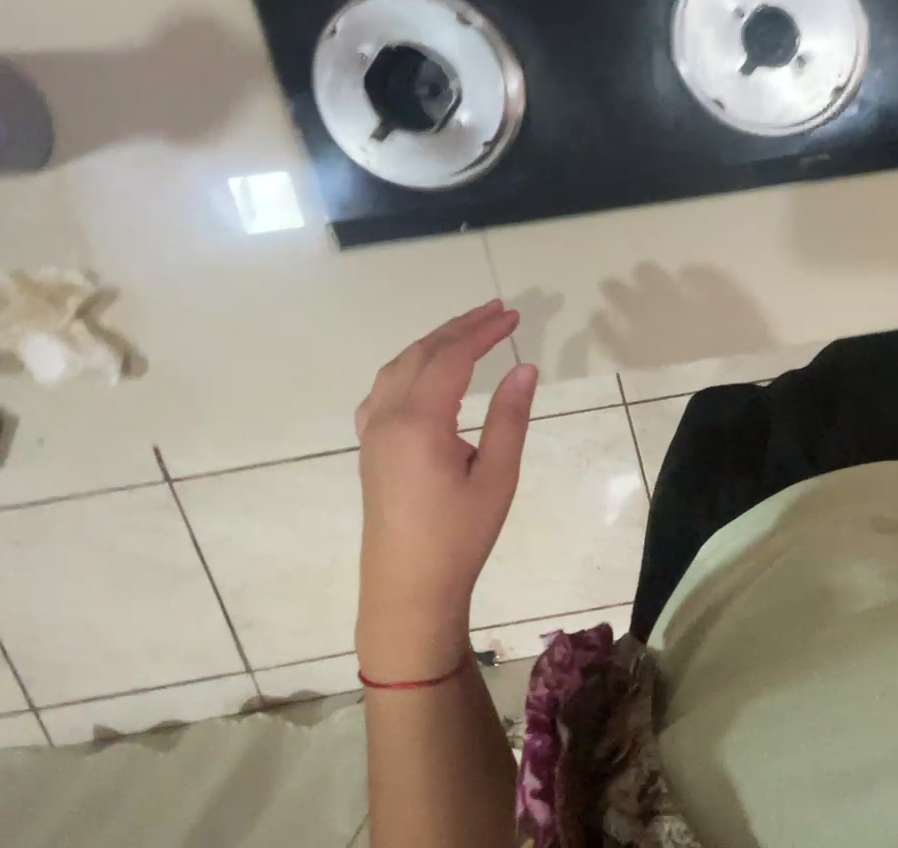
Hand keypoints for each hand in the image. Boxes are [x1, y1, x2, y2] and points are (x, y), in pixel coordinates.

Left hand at [354, 301, 538, 681]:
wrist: (408, 587)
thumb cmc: (460, 534)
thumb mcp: (497, 475)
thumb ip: (509, 417)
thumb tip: (525, 368)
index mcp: (418, 423)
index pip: (451, 359)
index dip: (483, 332)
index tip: (515, 315)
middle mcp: (387, 418)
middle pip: (420, 355)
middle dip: (459, 327)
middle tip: (497, 311)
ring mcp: (372, 433)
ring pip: (398, 368)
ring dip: (433, 343)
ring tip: (468, 330)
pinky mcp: (371, 448)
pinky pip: (386, 388)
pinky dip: (412, 365)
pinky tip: (429, 372)